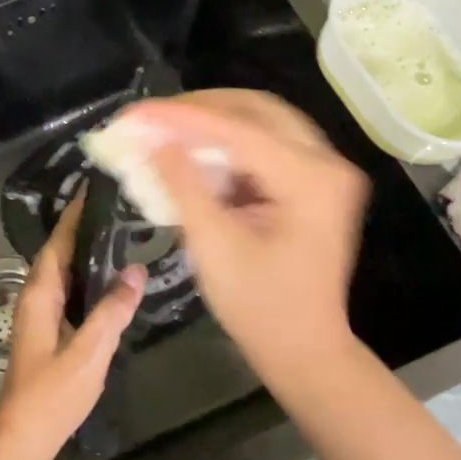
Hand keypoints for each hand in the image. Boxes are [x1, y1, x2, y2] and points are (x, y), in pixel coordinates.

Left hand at [0, 195, 145, 459]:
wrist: (26, 435)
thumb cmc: (53, 394)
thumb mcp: (89, 351)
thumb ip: (113, 310)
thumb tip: (135, 270)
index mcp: (39, 296)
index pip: (57, 244)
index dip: (74, 217)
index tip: (93, 189)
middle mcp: (35, 300)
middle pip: (59, 255)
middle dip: (83, 229)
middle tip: (118, 207)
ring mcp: (41, 318)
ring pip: (65, 275)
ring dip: (86, 254)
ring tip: (121, 234)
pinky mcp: (50, 333)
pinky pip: (70, 294)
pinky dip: (88, 280)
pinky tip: (111, 282)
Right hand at [122, 89, 368, 367]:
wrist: (303, 348)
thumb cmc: (259, 308)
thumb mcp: (214, 248)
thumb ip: (184, 187)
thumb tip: (155, 142)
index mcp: (310, 180)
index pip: (238, 130)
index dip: (181, 118)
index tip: (134, 113)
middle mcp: (326, 164)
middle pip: (257, 111)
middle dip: (198, 110)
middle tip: (150, 118)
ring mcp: (322, 172)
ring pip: (262, 124)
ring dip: (211, 124)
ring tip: (164, 131)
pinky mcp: (311, 184)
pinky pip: (265, 147)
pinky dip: (226, 145)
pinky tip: (192, 153)